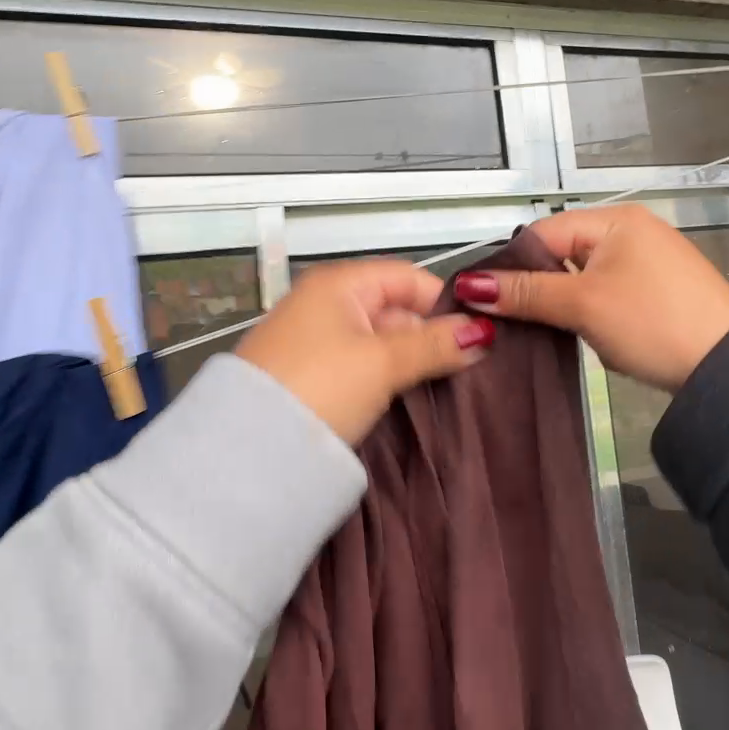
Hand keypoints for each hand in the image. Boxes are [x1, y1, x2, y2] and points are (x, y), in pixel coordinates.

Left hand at [236, 259, 494, 444]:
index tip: (479, 338)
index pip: (409, 278)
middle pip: (396, 310)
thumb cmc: (321, 387)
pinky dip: (387, 379)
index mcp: (339, 283)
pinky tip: (410, 399)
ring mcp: (315, 341)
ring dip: (411, 361)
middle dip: (432, 337)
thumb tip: (485, 333)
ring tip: (449, 386)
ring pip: (381, 342)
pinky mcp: (309, 376)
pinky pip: (362, 367)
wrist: (244, 451)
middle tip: (470, 369)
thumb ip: (436, 345)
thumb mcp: (384, 363)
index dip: (445, 304)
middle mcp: (325, 303)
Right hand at [452, 205, 728, 391]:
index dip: (512, 265)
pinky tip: (590, 337)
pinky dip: (593, 313)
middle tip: (517, 323)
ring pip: (584, 277)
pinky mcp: (659, 292)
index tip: (486, 301)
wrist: (728, 368)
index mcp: (616, 220)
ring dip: (566, 304)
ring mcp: (649, 262)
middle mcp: (633, 232)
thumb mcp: (583, 305)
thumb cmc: (653, 323)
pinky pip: (608, 294)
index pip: (544, 232)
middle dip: (540, 287)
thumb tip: (469, 284)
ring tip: (553, 332)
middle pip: (563, 253)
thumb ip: (527, 293)